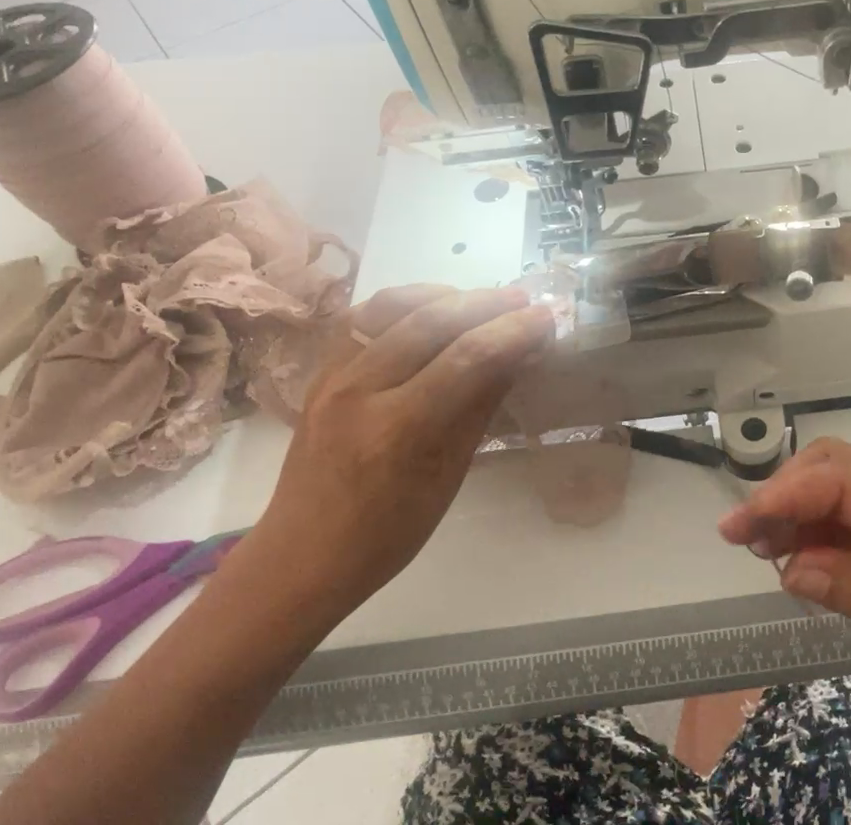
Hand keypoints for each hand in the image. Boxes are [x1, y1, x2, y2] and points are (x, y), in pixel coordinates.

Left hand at [252, 284, 555, 605]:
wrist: (303, 556)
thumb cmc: (388, 534)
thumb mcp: (449, 476)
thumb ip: (481, 406)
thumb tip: (520, 357)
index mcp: (399, 429)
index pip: (468, 358)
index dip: (514, 331)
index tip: (546, 319)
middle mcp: (360, 391)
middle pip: (431, 321)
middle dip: (486, 304)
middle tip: (524, 300)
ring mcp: (332, 378)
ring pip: (391, 307)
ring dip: (444, 294)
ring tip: (481, 299)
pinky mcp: (319, 374)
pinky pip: (361, 319)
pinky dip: (401, 304)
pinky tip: (429, 309)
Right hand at [718, 438, 850, 736]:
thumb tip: (795, 564)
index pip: (847, 480)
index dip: (788, 493)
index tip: (742, 527)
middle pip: (840, 468)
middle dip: (785, 492)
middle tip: (745, 540)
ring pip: (842, 494)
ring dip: (795, 513)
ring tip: (760, 552)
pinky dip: (817, 538)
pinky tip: (799, 566)